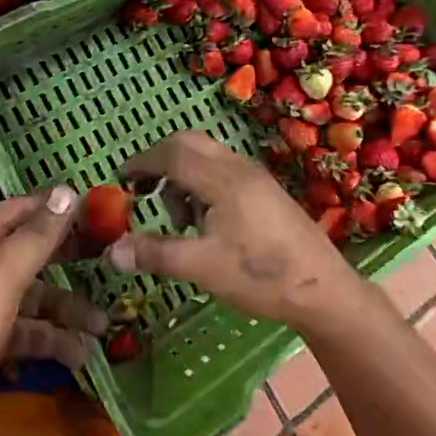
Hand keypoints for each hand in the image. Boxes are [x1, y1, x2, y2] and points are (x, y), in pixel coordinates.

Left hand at [0, 188, 105, 410]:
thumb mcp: (2, 272)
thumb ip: (38, 235)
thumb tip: (68, 191)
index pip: (25, 210)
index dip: (61, 209)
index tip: (104, 214)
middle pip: (34, 255)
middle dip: (71, 261)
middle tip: (113, 265)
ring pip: (35, 300)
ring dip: (67, 311)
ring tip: (102, 328)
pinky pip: (26, 335)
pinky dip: (51, 343)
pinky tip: (78, 357)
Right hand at [110, 131, 364, 330]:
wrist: (324, 291)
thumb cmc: (261, 276)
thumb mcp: (202, 267)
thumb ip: (155, 254)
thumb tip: (111, 251)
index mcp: (222, 179)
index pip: (172, 154)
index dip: (141, 163)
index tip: (119, 179)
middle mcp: (239, 168)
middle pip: (189, 143)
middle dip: (159, 161)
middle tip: (142, 190)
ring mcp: (256, 177)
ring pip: (207, 157)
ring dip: (181, 174)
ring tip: (178, 219)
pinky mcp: (265, 191)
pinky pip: (223, 170)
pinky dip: (201, 183)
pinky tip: (205, 222)